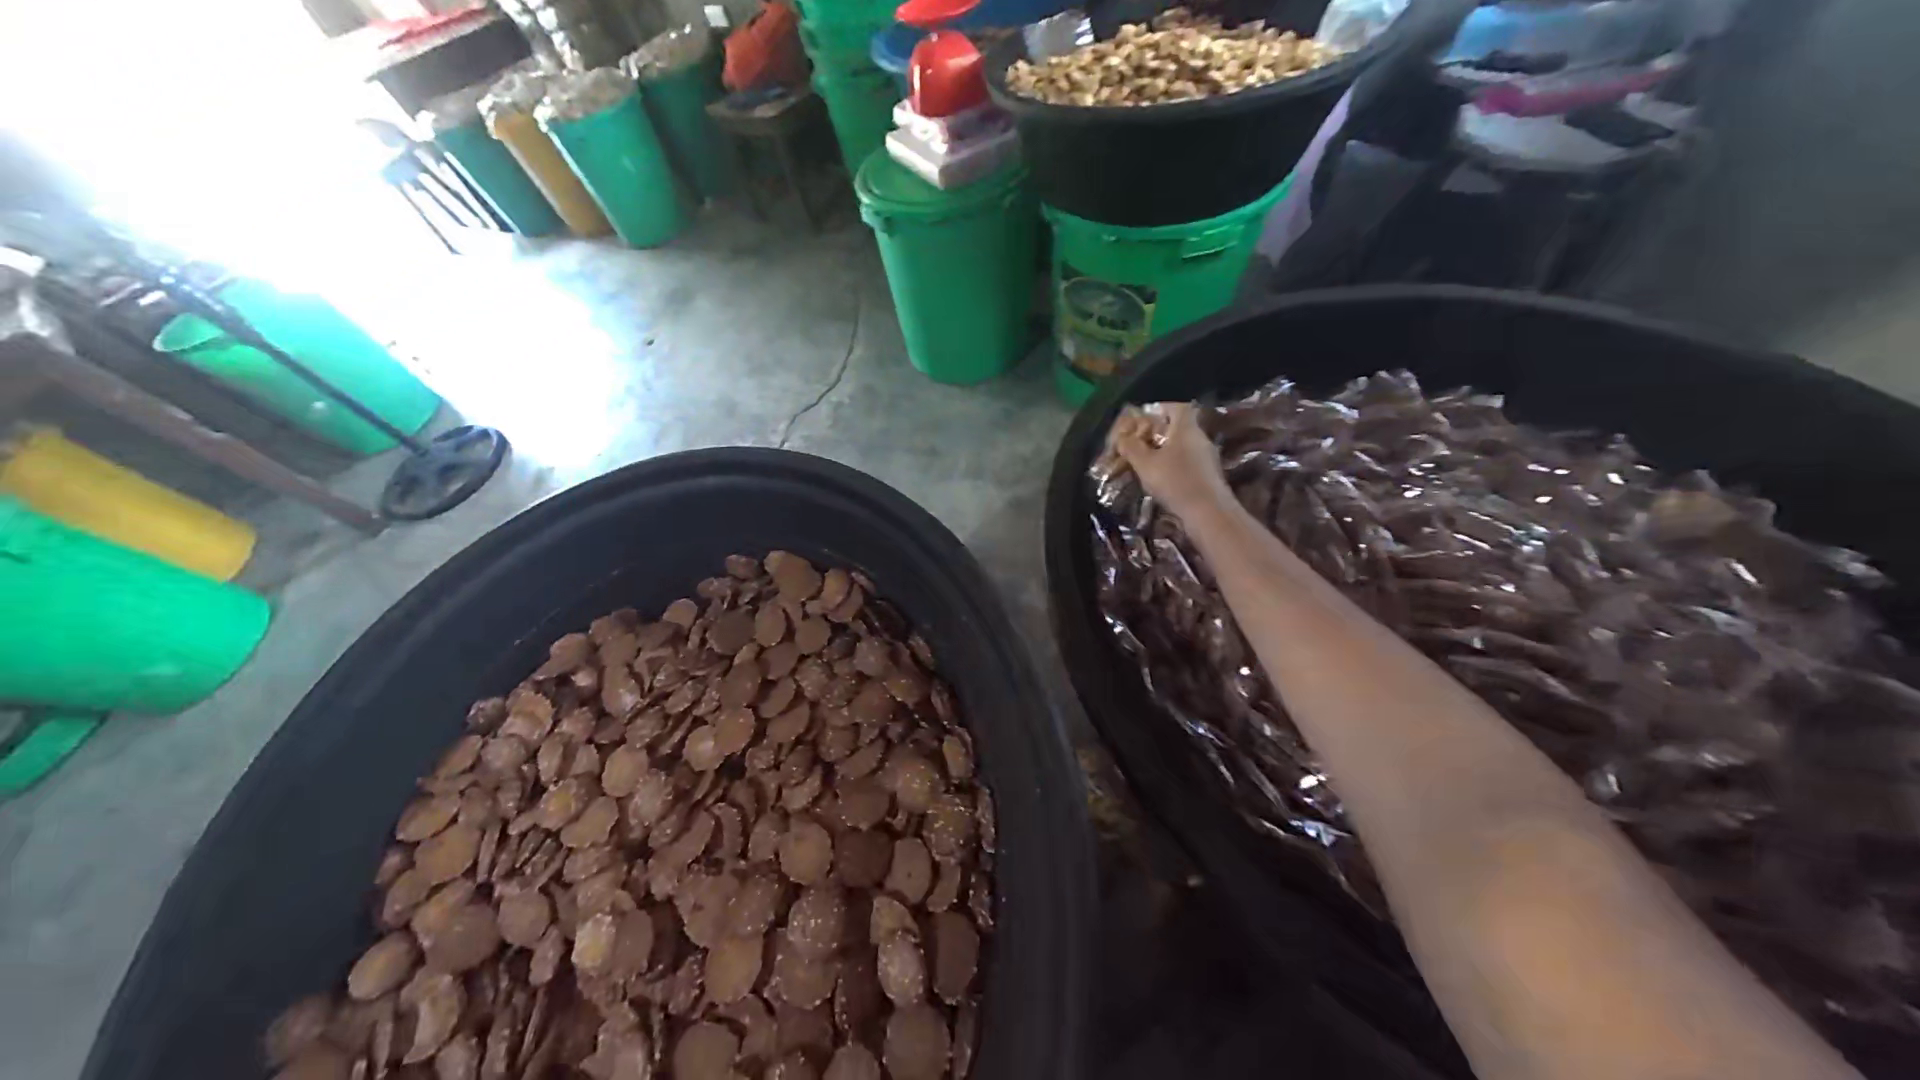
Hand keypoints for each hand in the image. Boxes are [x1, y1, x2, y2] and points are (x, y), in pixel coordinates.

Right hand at [1110, 402, 1233, 523]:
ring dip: (1165, 453)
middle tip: (1138, 445)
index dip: (1159, 409)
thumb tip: (1122, 437)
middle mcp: (1200, 438)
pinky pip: (1188, 463)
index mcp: (1186, 428)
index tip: (1142, 420)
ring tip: (1146, 465)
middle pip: (1178, 428)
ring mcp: (1207, 458)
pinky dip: (1174, 467)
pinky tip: (1162, 481)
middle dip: (1157, 434)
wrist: (1208, 512)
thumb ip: (1131, 446)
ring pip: (1183, 447)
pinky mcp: (1209, 476)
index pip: (1176, 407)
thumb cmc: (1175, 481)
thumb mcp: (1144, 463)